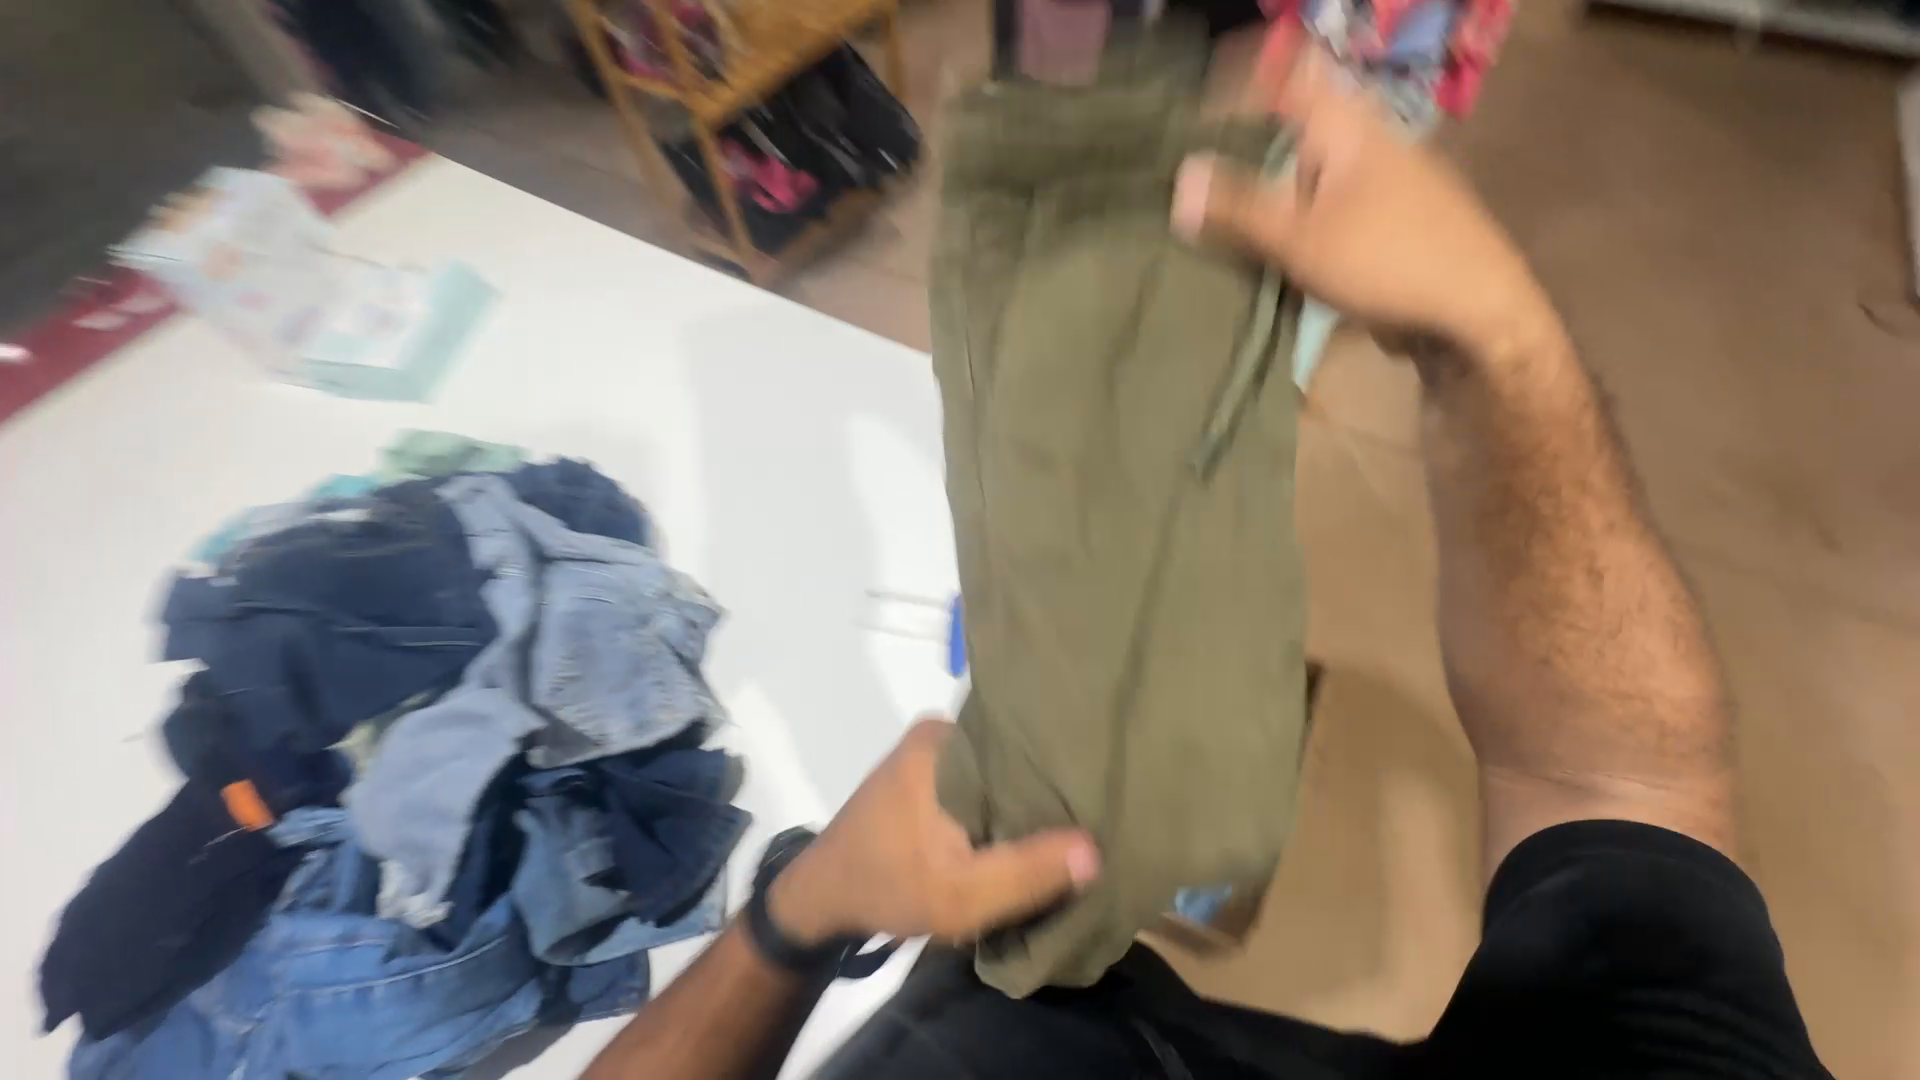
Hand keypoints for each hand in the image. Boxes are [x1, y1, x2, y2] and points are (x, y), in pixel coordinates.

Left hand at [766, 718, 1100, 945]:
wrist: (821, 899)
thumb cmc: (888, 887)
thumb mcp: (961, 895)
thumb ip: (1025, 872)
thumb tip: (1095, 849)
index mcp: (945, 738)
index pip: (1025, 738)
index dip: (1063, 767)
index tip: (1101, 792)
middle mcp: (939, 732)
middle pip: (1013, 753)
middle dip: (1047, 783)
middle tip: (1093, 812)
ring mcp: (930, 752)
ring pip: (997, 770)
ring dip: (1023, 798)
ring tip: (1070, 821)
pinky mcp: (924, 775)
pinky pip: (979, 782)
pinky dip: (1000, 804)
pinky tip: (1027, 829)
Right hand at [1170, 25, 1552, 357]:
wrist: (1475, 308)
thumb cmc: (1386, 260)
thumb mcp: (1299, 237)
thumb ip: (1237, 208)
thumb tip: (1180, 179)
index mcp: (1347, 127)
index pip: (1289, 76)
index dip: (1241, 80)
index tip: (1195, 105)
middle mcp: (1365, 142)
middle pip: (1294, 129)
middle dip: (1244, 148)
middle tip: (1194, 174)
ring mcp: (1380, 182)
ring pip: (1307, 173)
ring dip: (1264, 192)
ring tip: (1218, 219)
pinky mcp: (1386, 220)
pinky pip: (1322, 207)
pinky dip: (1289, 219)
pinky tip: (1268, 250)